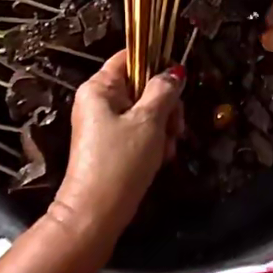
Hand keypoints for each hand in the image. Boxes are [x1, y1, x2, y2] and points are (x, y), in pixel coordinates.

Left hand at [51, 50, 184, 238]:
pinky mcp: (110, 144)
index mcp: (98, 87)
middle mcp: (97, 100)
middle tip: (176, 126)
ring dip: (163, 126)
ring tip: (168, 147)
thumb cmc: (120, 161)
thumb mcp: (148, 122)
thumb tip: (175, 71)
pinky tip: (161, 157)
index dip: (155, 63)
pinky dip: (153, 141)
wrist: (95, 215)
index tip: (177, 82)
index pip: (129, 57)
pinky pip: (137, 130)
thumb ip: (164, 91)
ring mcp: (103, 123)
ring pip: (143, 110)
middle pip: (141, 85)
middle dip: (165, 104)